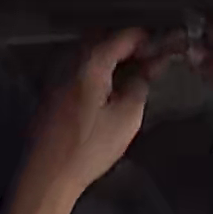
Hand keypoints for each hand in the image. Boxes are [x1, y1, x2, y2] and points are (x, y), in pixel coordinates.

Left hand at [9, 28, 159, 213]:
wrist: (47, 178)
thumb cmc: (89, 148)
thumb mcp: (127, 117)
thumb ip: (140, 85)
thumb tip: (146, 70)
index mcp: (91, 63)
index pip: (124, 36)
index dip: (148, 39)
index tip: (165, 47)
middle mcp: (71, 61)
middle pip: (105, 36)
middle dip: (130, 43)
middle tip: (152, 57)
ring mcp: (59, 74)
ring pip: (92, 51)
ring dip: (115, 55)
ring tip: (136, 69)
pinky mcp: (54, 90)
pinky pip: (82, 65)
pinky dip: (101, 67)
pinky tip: (114, 83)